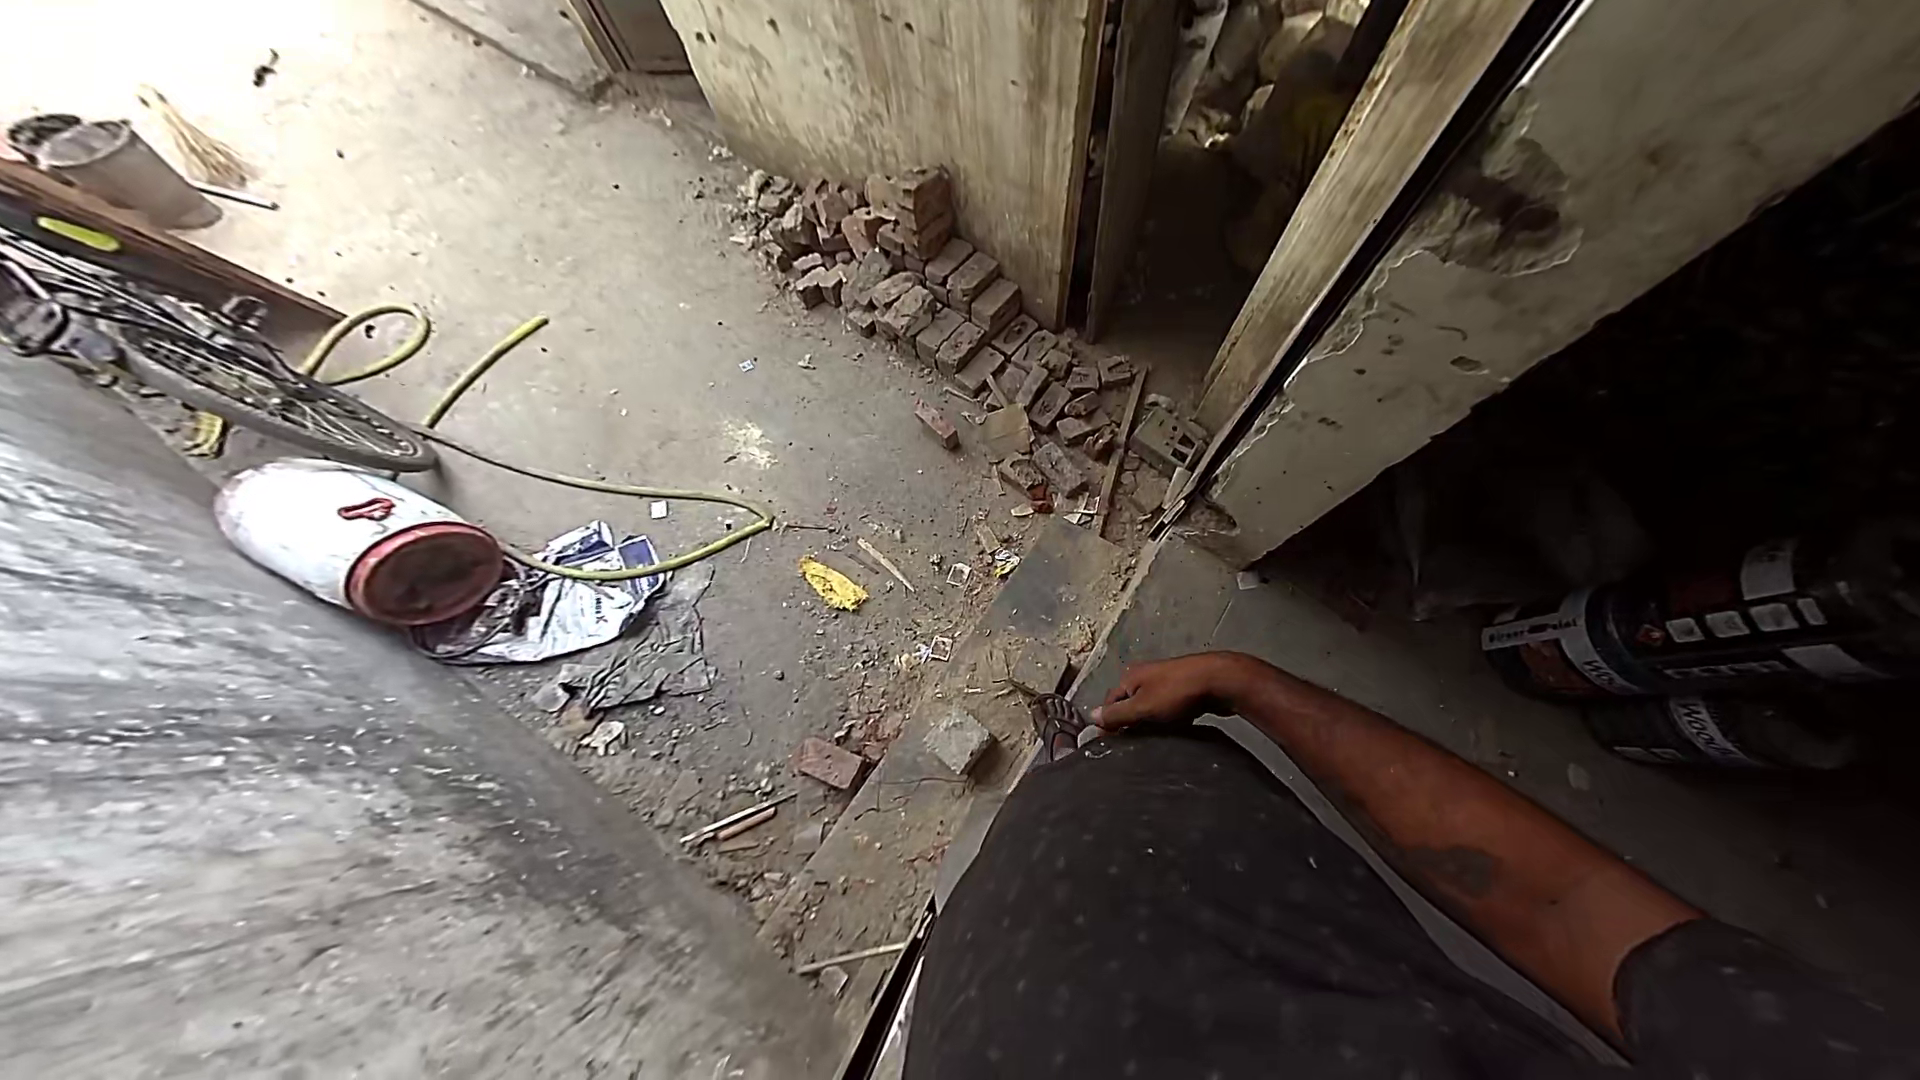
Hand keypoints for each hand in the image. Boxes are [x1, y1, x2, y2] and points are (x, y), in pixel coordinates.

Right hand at [1091, 652, 1277, 728]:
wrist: (1219, 680)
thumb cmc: (1176, 693)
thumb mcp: (1142, 707)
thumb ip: (1117, 714)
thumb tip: (1091, 717)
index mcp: (1130, 677)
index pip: (1109, 702)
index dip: (1109, 723)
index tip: (1112, 745)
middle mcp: (1144, 676)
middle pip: (1129, 704)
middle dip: (1130, 723)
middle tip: (1133, 746)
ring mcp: (1165, 681)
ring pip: (1149, 707)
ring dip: (1149, 722)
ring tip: (1154, 742)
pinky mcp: (1184, 689)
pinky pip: (1167, 708)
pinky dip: (1167, 720)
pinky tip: (1173, 732)